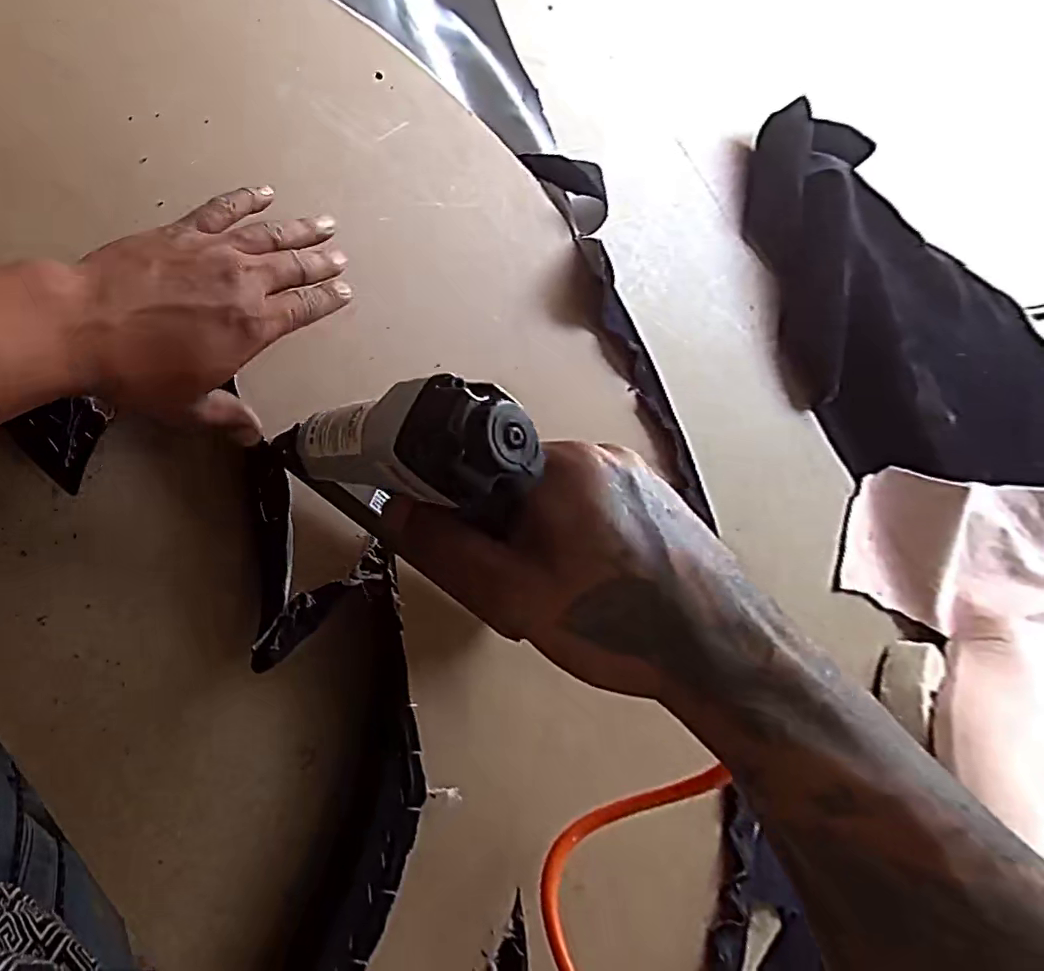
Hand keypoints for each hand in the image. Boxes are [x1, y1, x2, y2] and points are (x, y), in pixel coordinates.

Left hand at [67, 186, 351, 443]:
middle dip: (319, 263)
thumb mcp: (185, 405)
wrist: (86, 326)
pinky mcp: (181, 233)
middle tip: (339, 257)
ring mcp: (211, 252)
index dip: (325, 301)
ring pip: (268, 235)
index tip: (342, 292)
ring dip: (298, 230)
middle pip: (292, 268)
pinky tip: (263, 194)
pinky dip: (246, 200)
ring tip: (322, 223)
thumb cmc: (133, 372)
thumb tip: (252, 433)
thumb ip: (225, 416)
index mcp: (249, 327)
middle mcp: (240, 283)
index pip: (301, 310)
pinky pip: (222, 210)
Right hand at [380, 441, 775, 703]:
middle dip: (492, 524)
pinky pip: (579, 504)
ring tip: (549, 580)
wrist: (730, 664)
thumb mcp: (508, 591)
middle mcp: (600, 458)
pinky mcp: (652, 500)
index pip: (471, 463)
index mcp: (564, 466)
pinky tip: (581, 577)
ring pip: (541, 494)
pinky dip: (564, 534)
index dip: (450, 504)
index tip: (455, 539)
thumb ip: (441, 546)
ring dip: (528, 531)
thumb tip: (394, 510)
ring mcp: (632, 477)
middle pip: (504, 480)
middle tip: (509, 572)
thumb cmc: (629, 627)